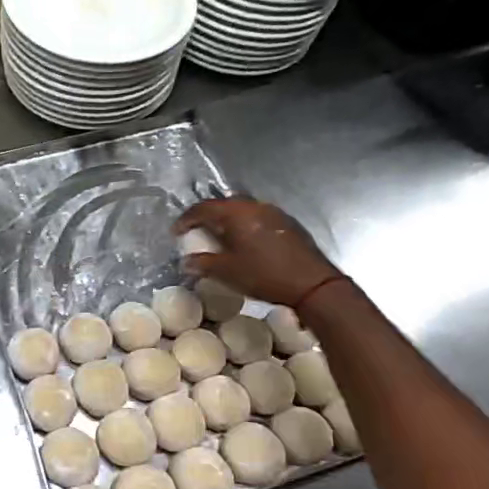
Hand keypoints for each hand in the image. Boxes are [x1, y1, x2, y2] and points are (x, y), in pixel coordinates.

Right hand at [176, 198, 344, 306]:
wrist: (312, 284)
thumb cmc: (264, 275)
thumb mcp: (227, 272)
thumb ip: (203, 263)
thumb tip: (186, 261)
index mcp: (236, 213)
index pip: (203, 208)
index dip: (186, 219)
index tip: (176, 232)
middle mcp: (255, 206)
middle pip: (224, 205)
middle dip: (207, 217)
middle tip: (196, 232)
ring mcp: (274, 212)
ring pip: (242, 210)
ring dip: (227, 221)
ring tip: (219, 237)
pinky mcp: (287, 224)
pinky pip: (257, 218)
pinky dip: (244, 226)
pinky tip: (244, 242)